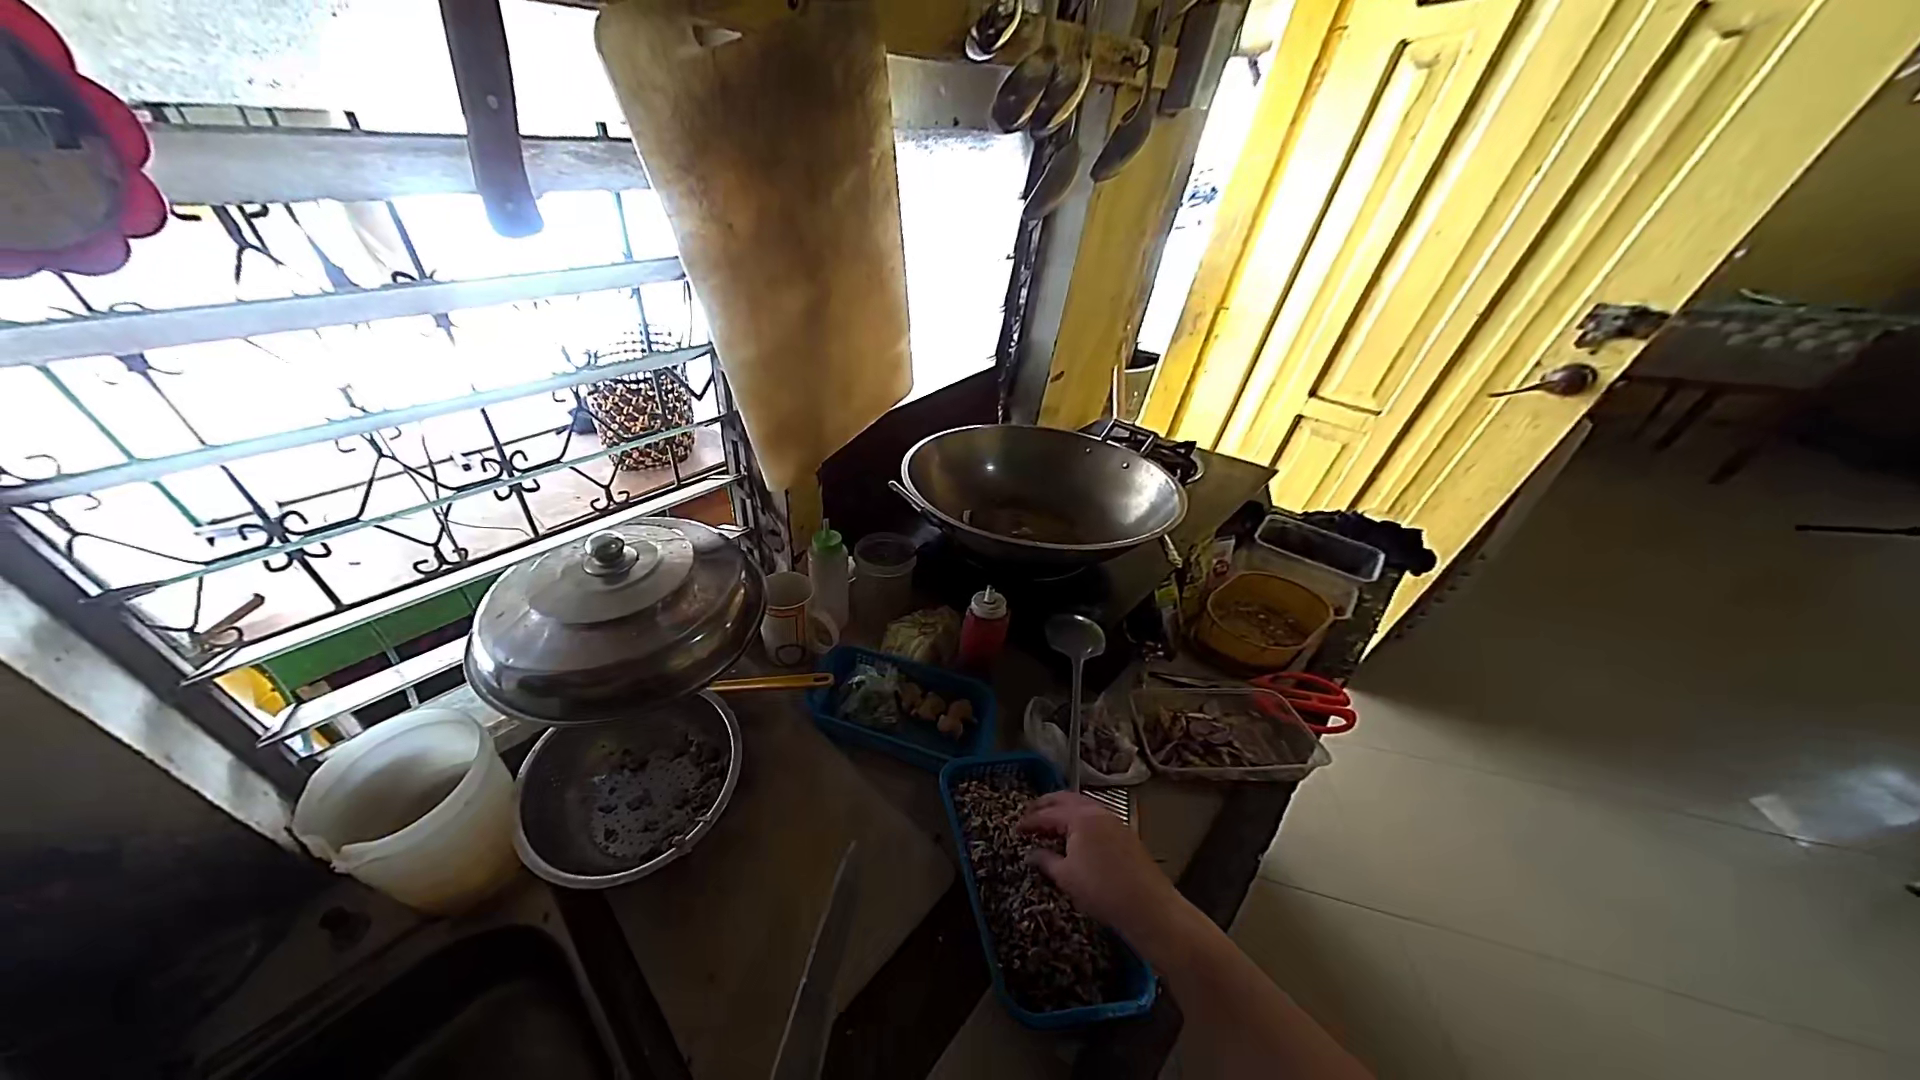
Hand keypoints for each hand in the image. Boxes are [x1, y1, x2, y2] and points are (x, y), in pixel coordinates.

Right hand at [1019, 791, 1180, 942]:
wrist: (1148, 906)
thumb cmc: (1102, 890)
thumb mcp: (1066, 877)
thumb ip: (1045, 860)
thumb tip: (1031, 854)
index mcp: (1079, 817)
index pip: (1047, 813)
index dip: (1029, 821)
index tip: (1016, 829)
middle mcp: (1097, 811)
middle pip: (1066, 799)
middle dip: (1046, 805)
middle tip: (1031, 815)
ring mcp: (1114, 820)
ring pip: (1083, 805)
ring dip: (1064, 810)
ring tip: (1052, 823)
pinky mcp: (1125, 833)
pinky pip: (1096, 816)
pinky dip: (1080, 818)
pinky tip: (1077, 835)